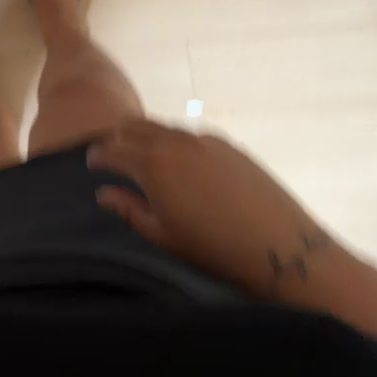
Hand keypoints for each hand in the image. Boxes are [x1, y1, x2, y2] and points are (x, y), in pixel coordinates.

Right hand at [89, 118, 348, 299]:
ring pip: (162, 127)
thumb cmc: (216, 249)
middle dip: (118, 138)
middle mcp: (173, 142)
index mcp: (151, 164)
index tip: (92, 164)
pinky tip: (184, 163)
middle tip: (114, 156)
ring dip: (147, 137)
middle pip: (133, 127)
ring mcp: (203, 139)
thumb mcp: (164, 236)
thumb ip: (128, 209)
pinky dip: (176, 142)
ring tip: (148, 157)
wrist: (285, 249)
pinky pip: (190, 134)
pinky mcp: (228, 144)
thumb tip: (103, 193)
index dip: (97, 156)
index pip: (111, 149)